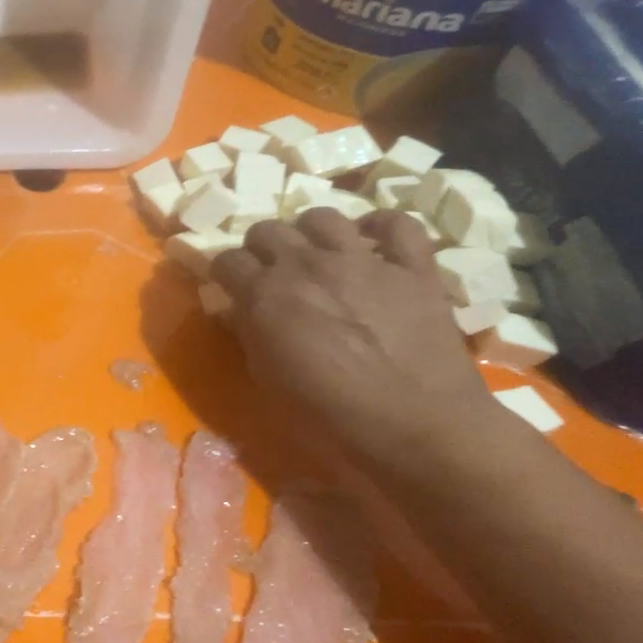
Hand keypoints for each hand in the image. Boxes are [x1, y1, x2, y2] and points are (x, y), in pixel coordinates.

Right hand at [210, 208, 495, 451]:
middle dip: (262, 249)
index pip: (225, 259)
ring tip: (319, 255)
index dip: (226, 274)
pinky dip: (383, 227)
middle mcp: (306, 265)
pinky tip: (374, 243)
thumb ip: (247, 332)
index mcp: (263, 293)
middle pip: (267, 230)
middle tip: (273, 273)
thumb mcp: (264, 374)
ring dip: (312, 233)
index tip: (232, 289)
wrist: (416, 425)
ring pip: (322, 217)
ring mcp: (362, 262)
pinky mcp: (414, 269)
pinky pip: (399, 224)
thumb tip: (238, 310)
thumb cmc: (327, 410)